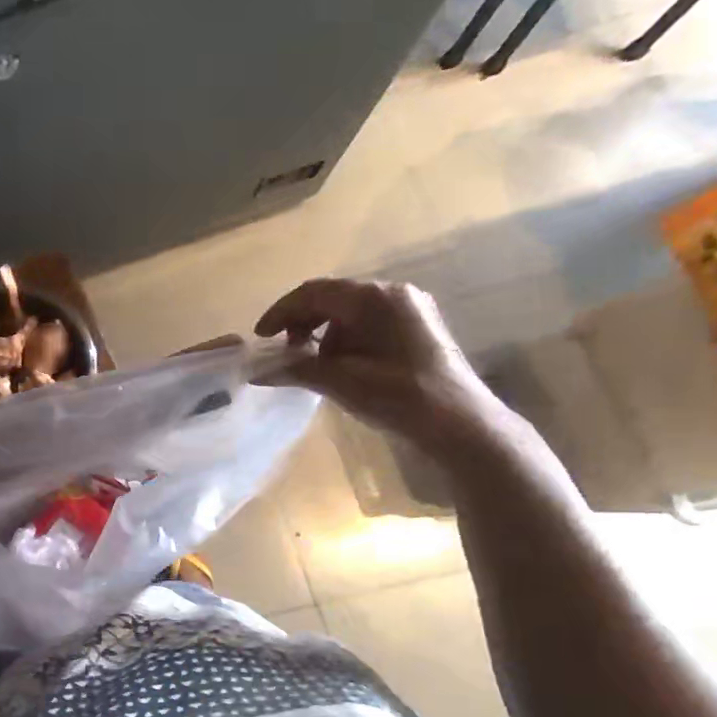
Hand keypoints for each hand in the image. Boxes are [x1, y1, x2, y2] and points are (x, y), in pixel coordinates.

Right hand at [254, 278, 505, 448]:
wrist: (459, 424)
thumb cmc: (398, 397)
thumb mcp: (341, 382)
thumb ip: (296, 370)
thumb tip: (257, 372)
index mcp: (374, 298)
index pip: (314, 292)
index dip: (281, 312)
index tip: (260, 337)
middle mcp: (393, 293)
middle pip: (332, 298)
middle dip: (302, 323)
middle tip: (285, 353)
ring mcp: (409, 308)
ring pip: (350, 311)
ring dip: (323, 333)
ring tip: (313, 365)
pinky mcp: (417, 327)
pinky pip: (369, 322)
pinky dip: (346, 339)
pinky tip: (341, 366)